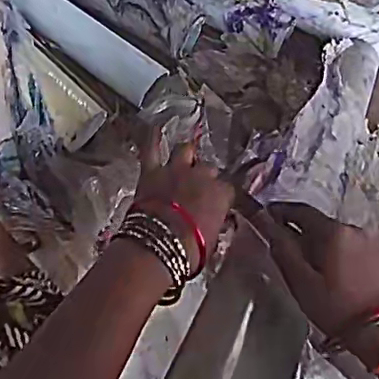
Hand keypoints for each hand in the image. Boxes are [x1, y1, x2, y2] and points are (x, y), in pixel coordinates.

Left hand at [132, 139, 233, 267]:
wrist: (159, 243)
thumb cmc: (190, 250)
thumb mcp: (213, 241)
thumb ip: (216, 224)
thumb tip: (217, 222)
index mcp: (221, 193)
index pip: (227, 189)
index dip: (221, 196)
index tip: (217, 204)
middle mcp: (201, 175)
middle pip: (208, 169)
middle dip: (204, 177)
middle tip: (197, 189)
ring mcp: (175, 169)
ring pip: (185, 150)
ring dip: (186, 155)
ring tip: (186, 159)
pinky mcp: (151, 171)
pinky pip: (151, 149)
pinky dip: (152, 139)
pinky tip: (154, 128)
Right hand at [251, 202, 378, 346]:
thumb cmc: (335, 307)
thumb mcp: (300, 280)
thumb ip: (282, 248)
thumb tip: (265, 222)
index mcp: (332, 231)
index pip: (300, 210)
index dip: (279, 211)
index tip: (265, 217)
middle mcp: (353, 229)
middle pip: (318, 223)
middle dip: (299, 231)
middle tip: (283, 247)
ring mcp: (370, 242)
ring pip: (334, 236)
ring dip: (319, 243)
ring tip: (307, 264)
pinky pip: (350, 246)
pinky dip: (336, 252)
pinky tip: (331, 272)